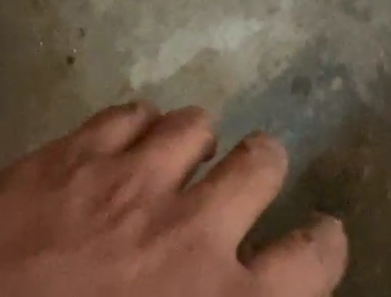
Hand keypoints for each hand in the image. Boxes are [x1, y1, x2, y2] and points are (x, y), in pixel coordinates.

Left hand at [0, 103, 345, 296]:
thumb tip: (225, 285)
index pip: (313, 260)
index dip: (321, 244)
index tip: (317, 235)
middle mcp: (190, 231)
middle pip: (261, 163)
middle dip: (258, 168)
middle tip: (241, 179)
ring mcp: (127, 181)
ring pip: (195, 124)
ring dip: (193, 142)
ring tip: (174, 157)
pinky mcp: (68, 154)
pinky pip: (129, 111)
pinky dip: (135, 125)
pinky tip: (120, 142)